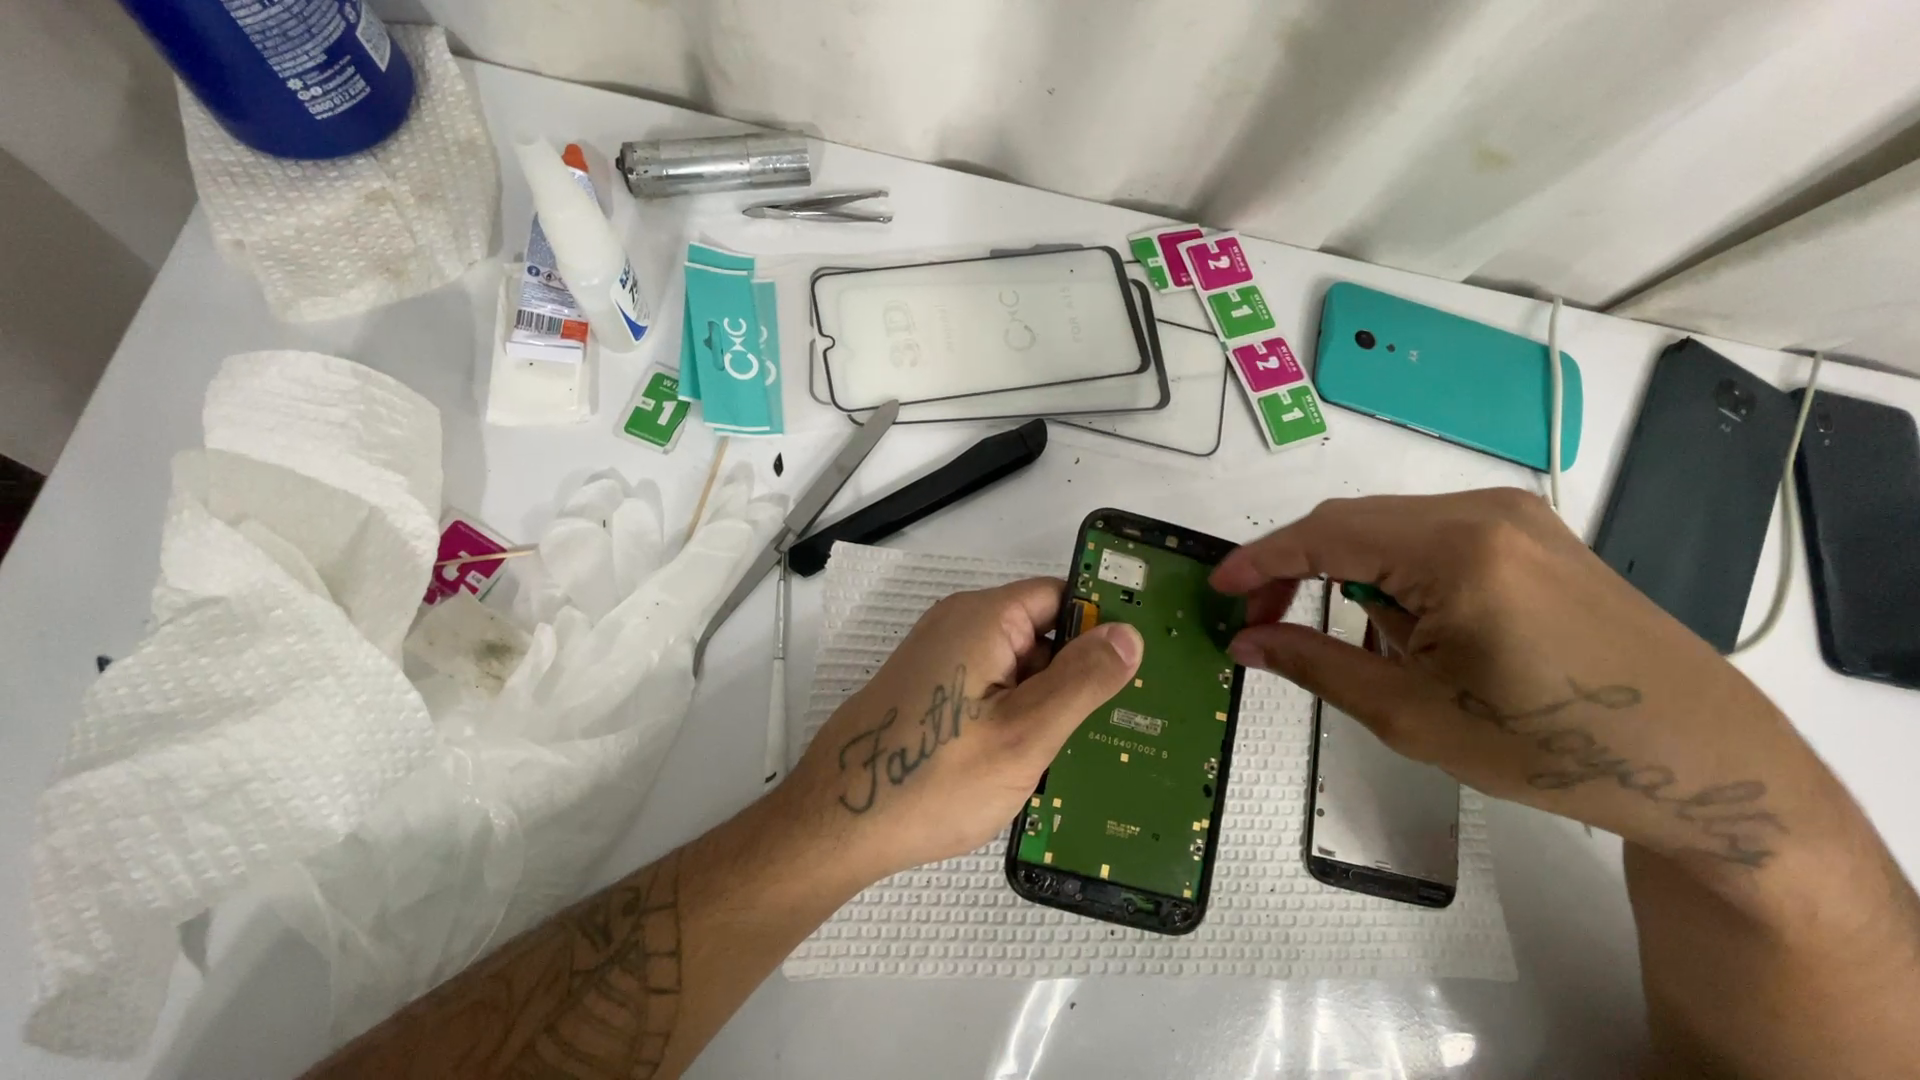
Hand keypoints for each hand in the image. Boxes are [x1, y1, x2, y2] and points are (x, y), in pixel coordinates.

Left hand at [781, 579, 1143, 882]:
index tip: (1145, 665)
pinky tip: (1039, 758)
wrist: (836, 824)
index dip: (1103, 625)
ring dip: (1048, 700)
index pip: (1062, 596)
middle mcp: (958, 625)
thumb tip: (1130, 634)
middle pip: (1040, 631)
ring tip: (1093, 746)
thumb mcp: (1024, 734)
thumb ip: (1081, 681)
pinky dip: (1016, 714)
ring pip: (1016, 666)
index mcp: (983, 618)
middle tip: (1124, 720)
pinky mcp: (928, 692)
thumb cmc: (933, 780)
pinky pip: (989, 688)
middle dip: (1079, 671)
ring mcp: (939, 660)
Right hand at [1210, 488, 1851, 877]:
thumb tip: (1243, 642)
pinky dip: (1393, 574)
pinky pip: (1432, 536)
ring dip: (1346, 574)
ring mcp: (1516, 516)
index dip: (1259, 560)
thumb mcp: (1412, 713)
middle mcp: (1483, 510)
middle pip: (1353, 523)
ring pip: (1389, 528)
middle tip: (1261, 621)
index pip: (1324, 536)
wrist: (1704, 762)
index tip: (1214, 589)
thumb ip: (1314, 664)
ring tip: (1347, 641)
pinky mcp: (1535, 534)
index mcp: (1456, 550)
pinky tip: (1405, 626)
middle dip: (1297, 568)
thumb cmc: (1550, 747)